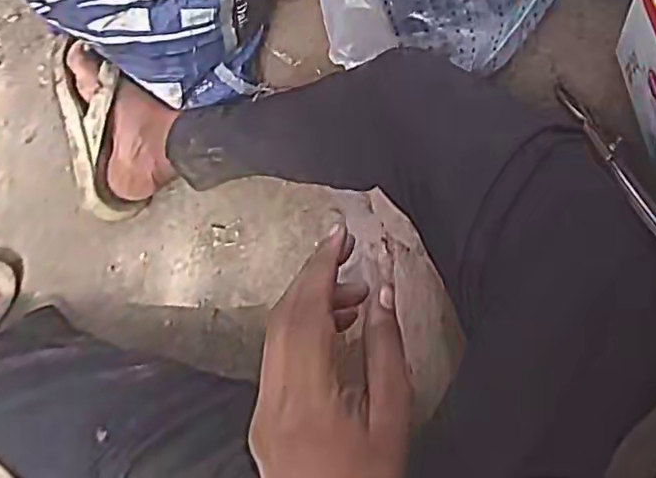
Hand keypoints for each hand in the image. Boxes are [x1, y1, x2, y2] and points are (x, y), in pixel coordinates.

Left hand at [249, 222, 410, 477]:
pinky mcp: (263, 421)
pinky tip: (333, 329)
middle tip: (349, 254)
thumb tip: (383, 291)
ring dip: (310, 301)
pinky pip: (276, 356)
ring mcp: (262, 412)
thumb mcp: (392, 415)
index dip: (321, 265)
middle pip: (283, 316)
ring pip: (276, 334)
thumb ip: (386, 347)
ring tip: (354, 298)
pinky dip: (302, 327)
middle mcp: (273, 401)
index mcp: (306, 397)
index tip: (340, 234)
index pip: (305, 311)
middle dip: (315, 274)